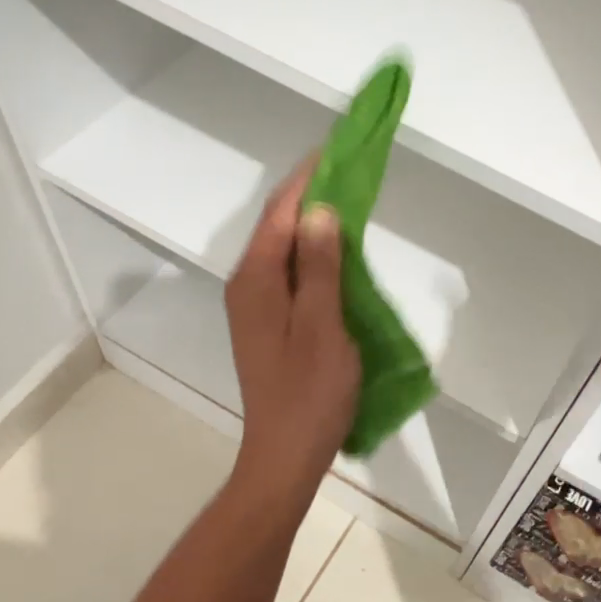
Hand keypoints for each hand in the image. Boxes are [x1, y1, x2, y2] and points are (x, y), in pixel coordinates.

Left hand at [226, 158, 361, 494]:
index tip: (340, 147)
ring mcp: (256, 307)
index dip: (310, 177)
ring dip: (314, 225)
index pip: (283, 211)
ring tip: (352, 202)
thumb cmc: (309, 394)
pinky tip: (338, 256)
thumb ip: (319, 267)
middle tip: (352, 169)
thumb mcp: (322, 326)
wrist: (285, 454)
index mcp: (257, 279)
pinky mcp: (268, 325)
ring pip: (285, 250)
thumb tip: (319, 210)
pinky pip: (290, 274)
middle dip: (313, 195)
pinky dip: (313, 256)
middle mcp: (248, 285)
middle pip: (280, 226)